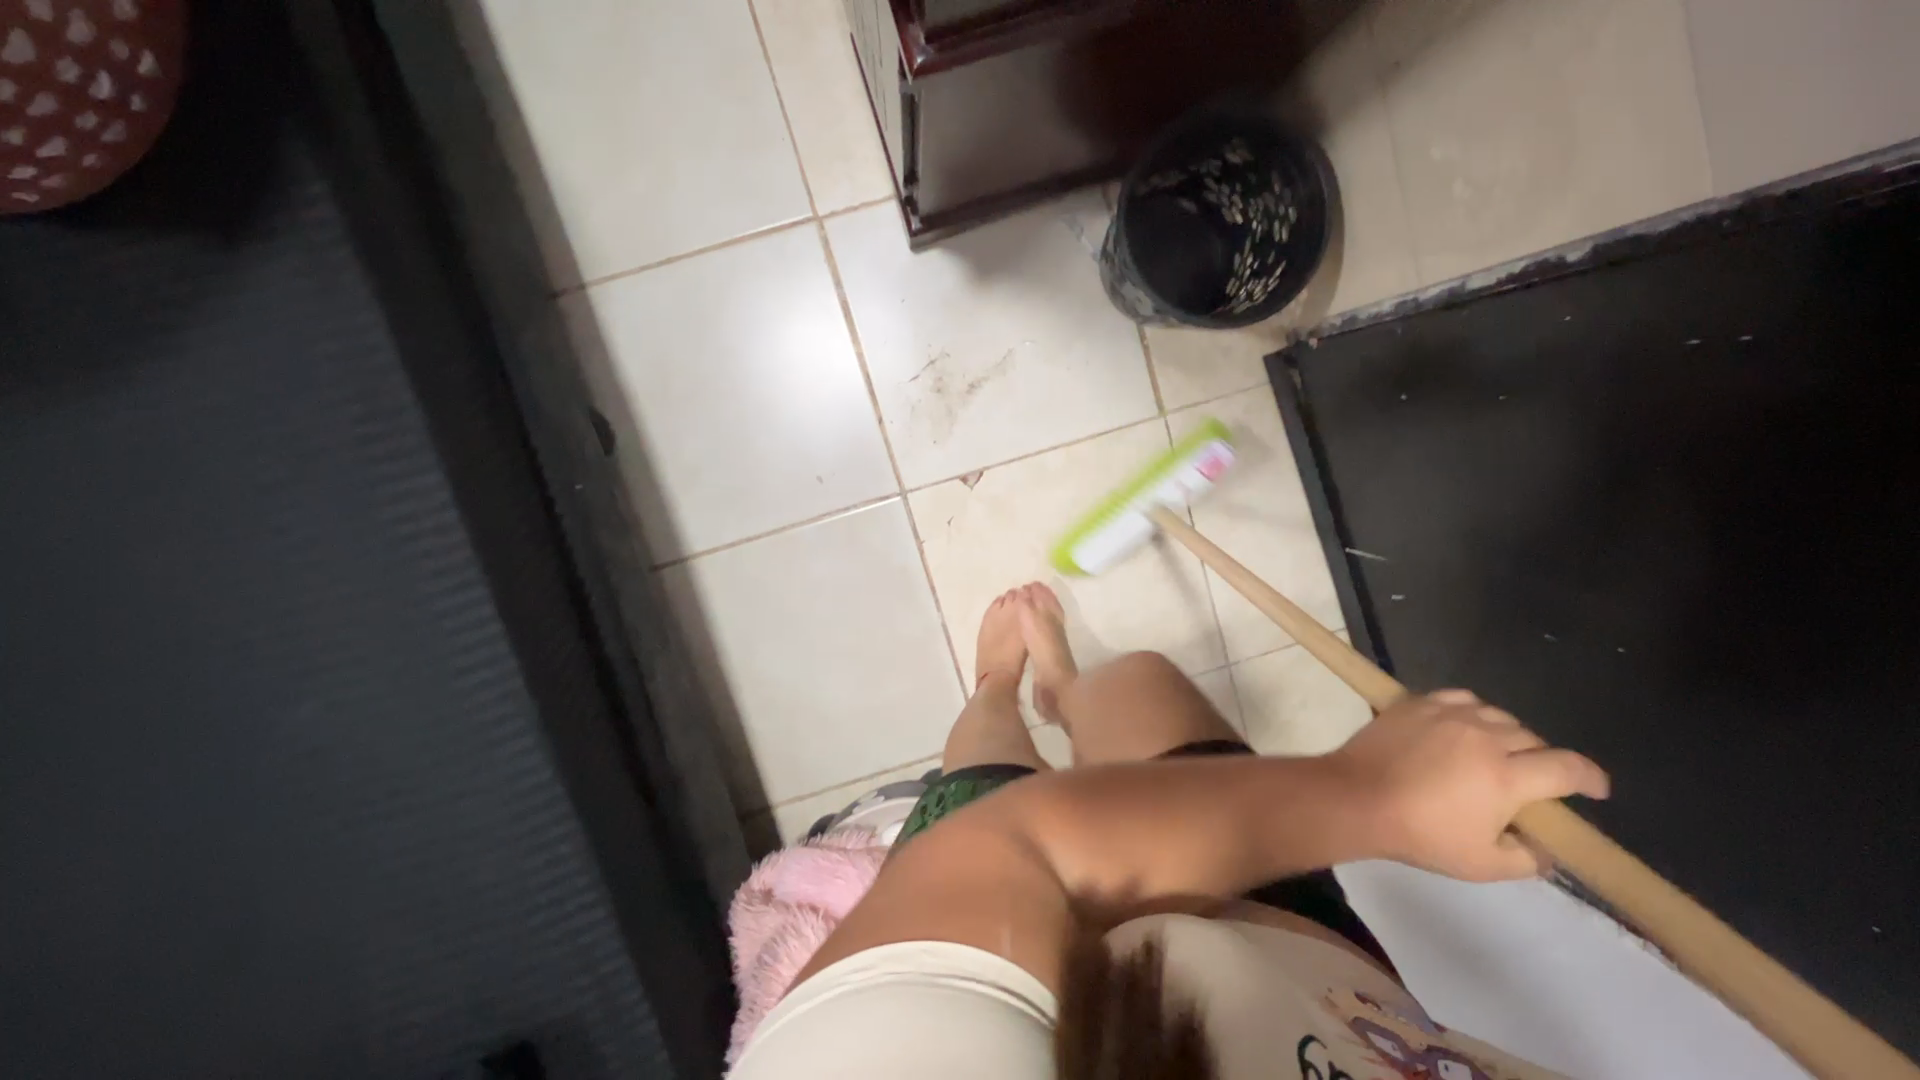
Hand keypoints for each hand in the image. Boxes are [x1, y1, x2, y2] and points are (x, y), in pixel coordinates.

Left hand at [1330, 689, 1609, 881]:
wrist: (1355, 798)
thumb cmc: (1418, 834)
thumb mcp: (1482, 864)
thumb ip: (1526, 859)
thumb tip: (1546, 850)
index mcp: (1507, 776)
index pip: (1567, 768)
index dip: (1590, 778)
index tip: (1596, 789)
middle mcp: (1485, 736)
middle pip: (1532, 739)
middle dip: (1541, 759)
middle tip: (1531, 779)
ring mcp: (1448, 714)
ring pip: (1497, 715)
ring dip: (1507, 734)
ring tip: (1496, 752)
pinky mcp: (1417, 703)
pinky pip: (1460, 698)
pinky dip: (1472, 711)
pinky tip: (1465, 726)